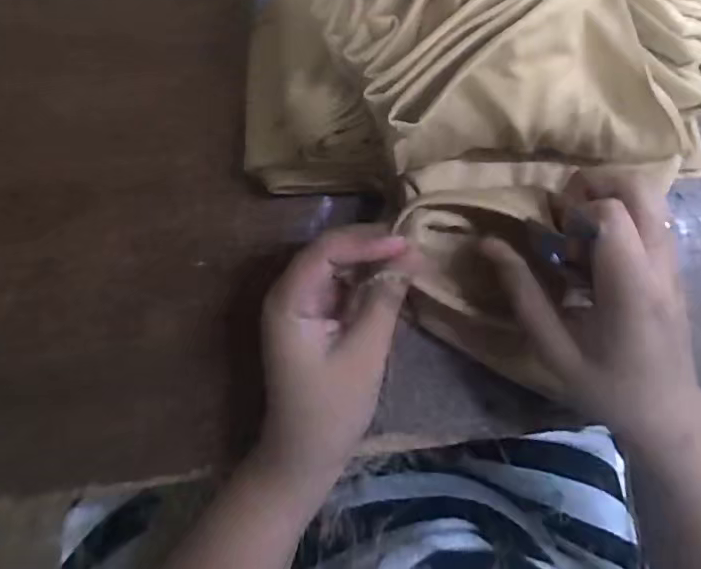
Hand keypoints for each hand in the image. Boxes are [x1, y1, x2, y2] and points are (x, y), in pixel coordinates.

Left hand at [255, 224, 419, 483]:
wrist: (302, 459)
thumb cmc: (330, 411)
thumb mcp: (364, 355)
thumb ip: (383, 301)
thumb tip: (408, 257)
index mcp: (288, 300)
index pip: (325, 251)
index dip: (365, 241)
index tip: (404, 241)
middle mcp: (289, 292)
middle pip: (329, 250)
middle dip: (370, 243)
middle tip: (411, 242)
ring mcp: (301, 302)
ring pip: (337, 261)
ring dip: (370, 256)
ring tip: (408, 253)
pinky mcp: (315, 313)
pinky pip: (341, 281)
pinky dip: (367, 275)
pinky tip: (392, 273)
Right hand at [481, 169, 700, 449]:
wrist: (668, 417)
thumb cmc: (607, 386)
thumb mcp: (554, 348)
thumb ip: (522, 292)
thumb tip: (488, 242)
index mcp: (631, 286)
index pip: (611, 215)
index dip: (575, 213)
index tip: (557, 242)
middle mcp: (659, 264)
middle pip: (639, 188)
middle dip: (596, 184)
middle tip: (566, 212)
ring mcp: (673, 262)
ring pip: (650, 196)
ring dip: (609, 194)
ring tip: (580, 227)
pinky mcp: (674, 265)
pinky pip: (653, 215)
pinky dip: (623, 211)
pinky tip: (599, 246)